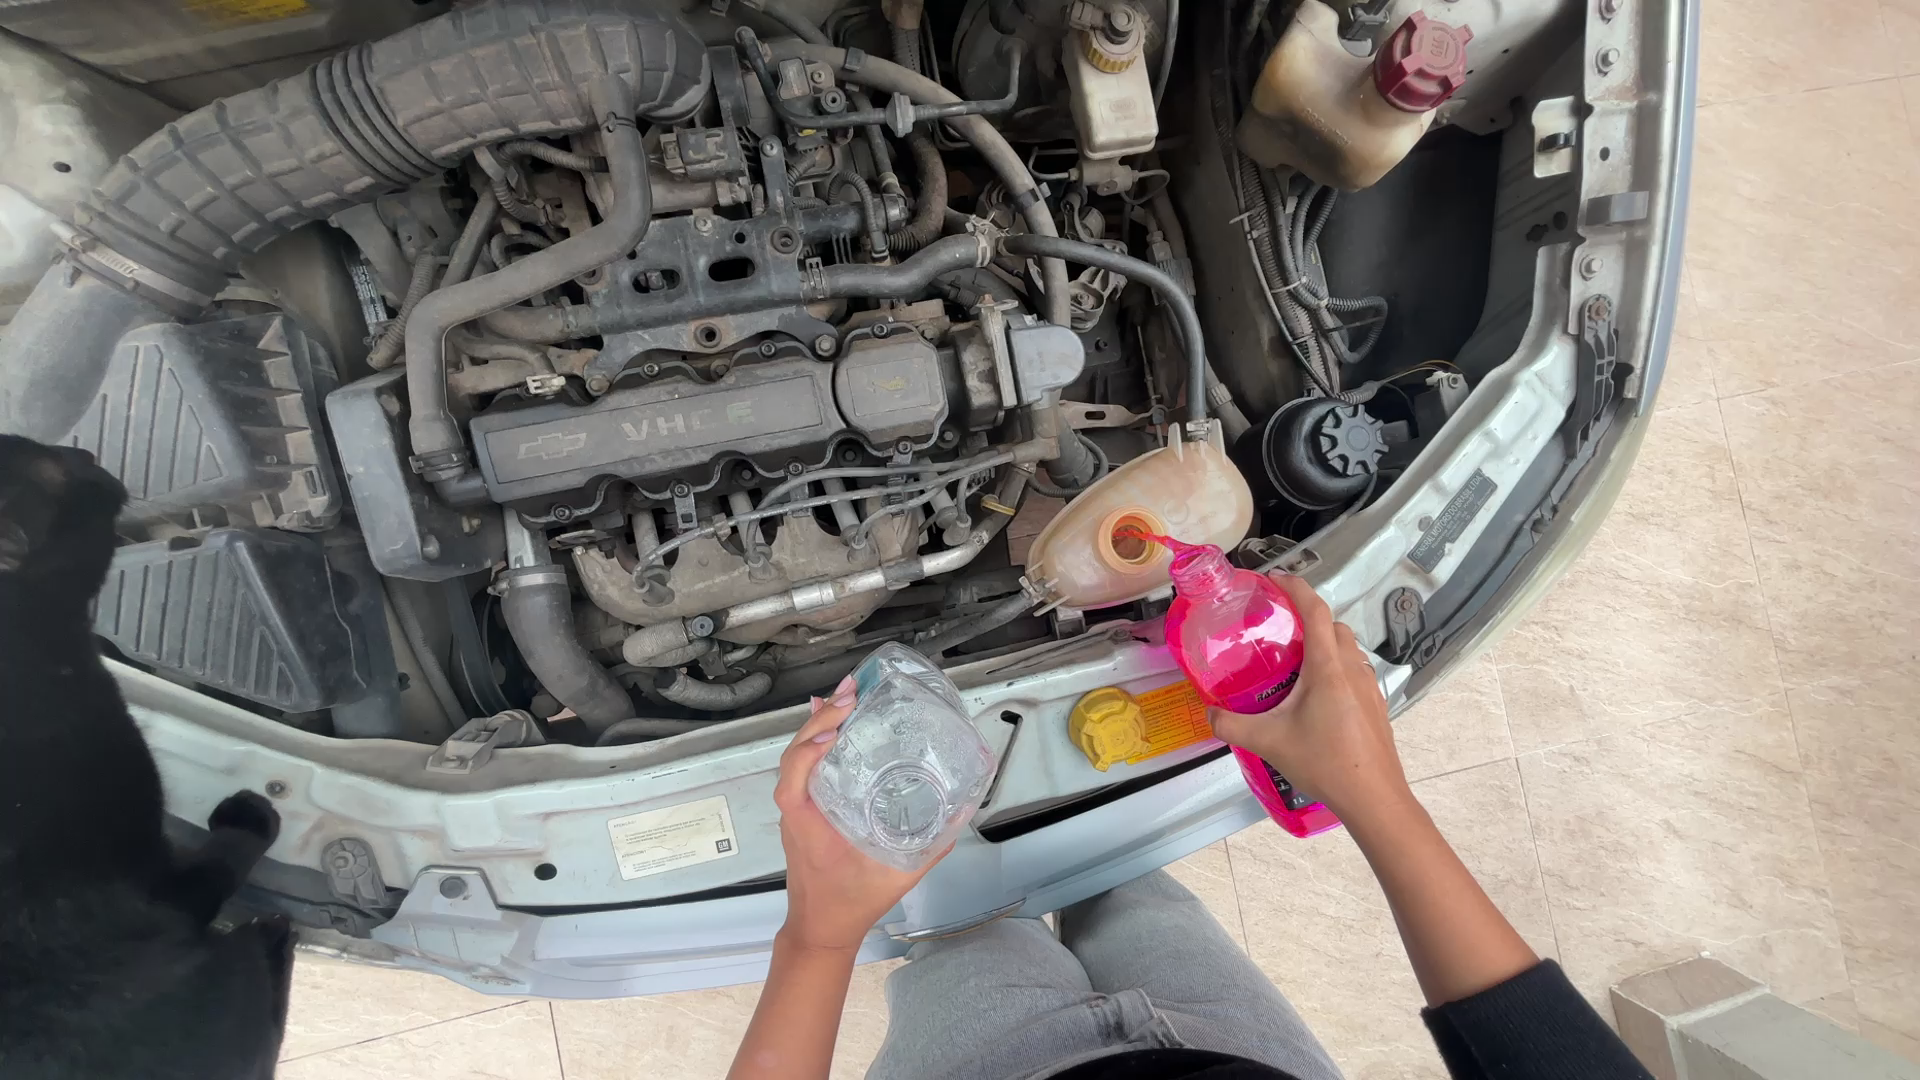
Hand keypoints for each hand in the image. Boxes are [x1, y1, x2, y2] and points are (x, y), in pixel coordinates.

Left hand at [774, 676, 945, 953]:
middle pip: (793, 757)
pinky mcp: (803, 808)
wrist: (820, 931)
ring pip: (795, 757)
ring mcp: (797, 808)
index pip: (793, 783)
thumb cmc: (850, 906)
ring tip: (846, 694)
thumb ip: (930, 850)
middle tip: (851, 691)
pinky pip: (803, 765)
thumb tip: (960, 815)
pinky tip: (832, 718)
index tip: (834, 733)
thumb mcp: (896, 879)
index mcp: (810, 827)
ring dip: (817, 723)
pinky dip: (816, 737)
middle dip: (820, 719)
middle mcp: (797, 812)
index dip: (807, 753)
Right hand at [1206, 573, 1411, 824]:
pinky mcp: (1376, 706)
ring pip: (1349, 647)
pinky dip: (1336, 665)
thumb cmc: (1323, 763)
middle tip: (1279, 626)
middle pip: (1334, 625)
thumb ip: (1230, 724)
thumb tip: (1208, 712)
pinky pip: (1355, 669)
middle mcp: (1352, 669)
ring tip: (1295, 659)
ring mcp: (1369, 687)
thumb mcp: (1266, 742)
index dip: (1296, 588)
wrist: (1374, 799)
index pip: (1316, 611)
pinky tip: (1316, 693)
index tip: (1275, 579)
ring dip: (1325, 641)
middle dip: (1309, 616)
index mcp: (1327, 668)